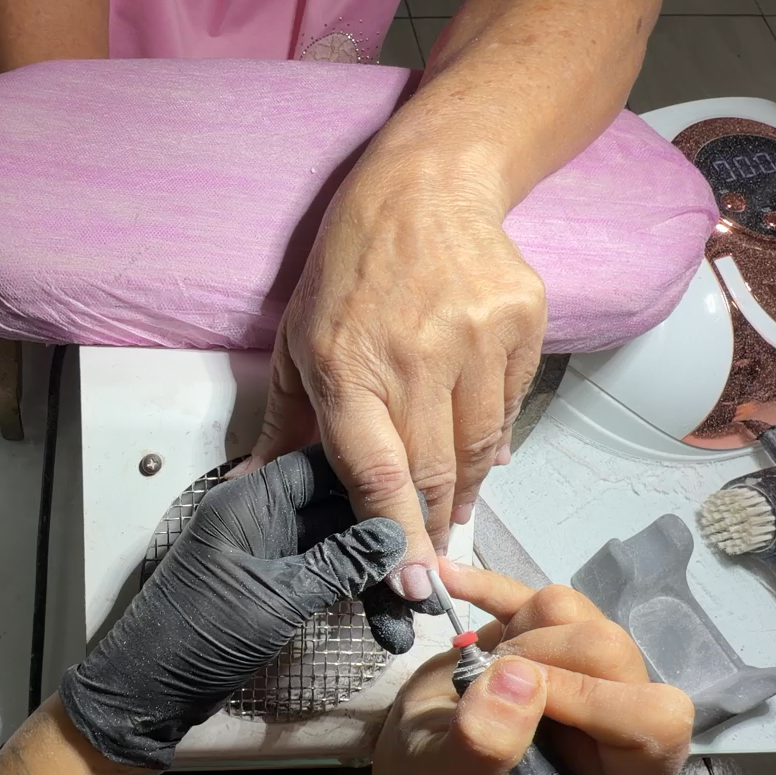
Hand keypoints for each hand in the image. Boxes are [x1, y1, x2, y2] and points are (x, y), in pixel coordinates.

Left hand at [61, 447, 406, 768]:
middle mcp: (258, 516)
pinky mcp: (269, 583)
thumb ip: (340, 563)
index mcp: (248, 500)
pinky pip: (320, 574)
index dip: (375, 478)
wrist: (151, 690)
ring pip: (333, 547)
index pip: (321, 465)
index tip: (425, 503)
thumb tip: (397, 535)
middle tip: (428, 576)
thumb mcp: (277, 597)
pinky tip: (381, 622)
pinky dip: (348, 595)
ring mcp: (264, 551)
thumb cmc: (201, 635)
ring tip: (409, 618)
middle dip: (383, 541)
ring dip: (371, 579)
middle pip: (334, 508)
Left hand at [251, 139, 546, 598]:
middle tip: (428, 562)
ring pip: (478, 450)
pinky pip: (510, 409)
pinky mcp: (523, 324)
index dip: (393, 535)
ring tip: (450, 514)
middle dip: (432, 529)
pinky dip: (492, 442)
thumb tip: (252, 482)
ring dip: (463, 493)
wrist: (429, 187)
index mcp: (347, 368)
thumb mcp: (296, 343)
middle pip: (433, 473)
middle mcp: (415, 358)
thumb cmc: (346, 271)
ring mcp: (477, 339)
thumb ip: (281, 422)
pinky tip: (475, 454)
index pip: (374, 472)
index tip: (410, 587)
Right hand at [368, 560, 693, 774]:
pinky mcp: (550, 632)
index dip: (585, 696)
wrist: (428, 755)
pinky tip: (447, 579)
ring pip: (573, 612)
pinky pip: (529, 591)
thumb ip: (483, 745)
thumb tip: (516, 673)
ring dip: (512, 631)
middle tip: (481, 683)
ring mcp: (589, 667)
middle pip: (609, 649)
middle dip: (532, 656)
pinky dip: (485, 585)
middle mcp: (625, 717)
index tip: (515, 698)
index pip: (653, 718)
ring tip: (476, 666)